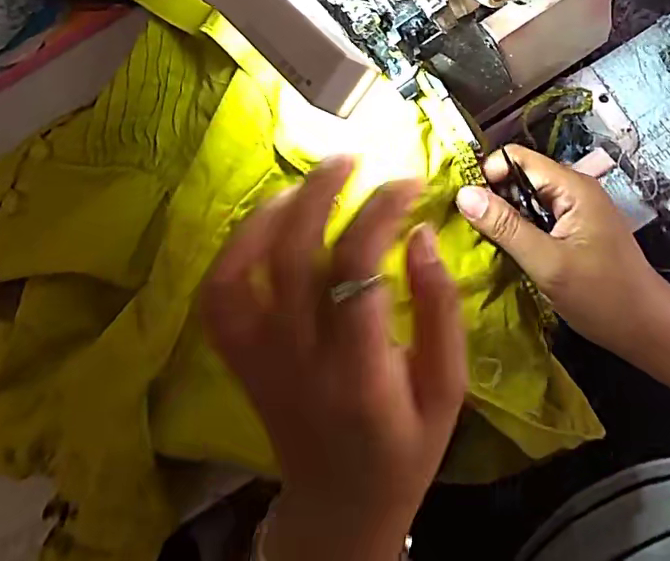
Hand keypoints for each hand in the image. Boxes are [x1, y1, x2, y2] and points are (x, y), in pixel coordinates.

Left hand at [200, 157, 466, 560]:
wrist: (339, 510)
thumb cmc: (404, 448)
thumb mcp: (449, 388)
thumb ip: (441, 310)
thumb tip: (421, 234)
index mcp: (356, 370)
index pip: (356, 268)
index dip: (381, 211)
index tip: (409, 184)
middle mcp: (296, 359)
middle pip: (293, 255)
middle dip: (321, 192)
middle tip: (352, 158)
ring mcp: (258, 359)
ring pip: (245, 269)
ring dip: (274, 211)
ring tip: (312, 179)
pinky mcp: (240, 360)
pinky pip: (220, 295)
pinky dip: (236, 248)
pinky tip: (269, 219)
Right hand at [455, 146, 669, 354]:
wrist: (648, 328)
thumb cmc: (602, 295)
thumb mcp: (547, 262)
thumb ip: (506, 227)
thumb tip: (464, 194)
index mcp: (572, 186)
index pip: (517, 158)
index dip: (488, 174)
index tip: (464, 203)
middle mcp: (575, 189)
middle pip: (522, 176)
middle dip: (494, 196)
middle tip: (468, 226)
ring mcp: (578, 209)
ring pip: (529, 198)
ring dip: (506, 215)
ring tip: (483, 240)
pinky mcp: (577, 229)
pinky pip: (541, 217)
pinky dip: (522, 229)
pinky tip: (509, 251)